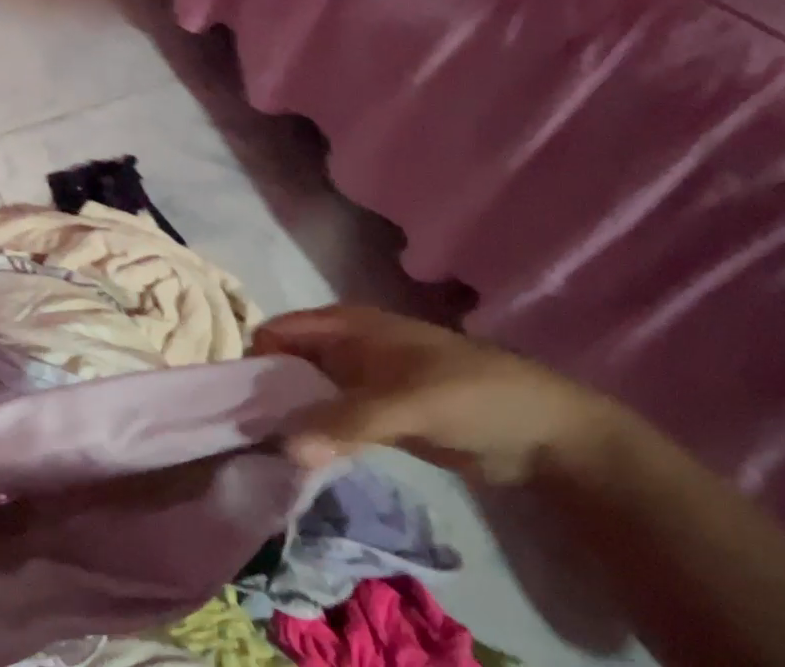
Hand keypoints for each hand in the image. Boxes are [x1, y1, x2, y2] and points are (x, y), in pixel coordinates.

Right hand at [251, 304, 621, 483]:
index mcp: (347, 325)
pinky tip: (301, 460)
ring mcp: (361, 381)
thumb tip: (284, 449)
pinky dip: (314, 436)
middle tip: (245, 434)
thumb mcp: (406, 405)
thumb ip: (344, 423)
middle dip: (265, 393)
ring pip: (305, 393)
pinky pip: (329, 420)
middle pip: (285, 363)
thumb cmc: (473, 396)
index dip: (253, 360)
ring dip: (289, 418)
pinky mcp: (376, 414)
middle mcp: (345, 347)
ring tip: (266, 451)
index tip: (237, 402)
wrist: (547, 435)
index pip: (277, 331)